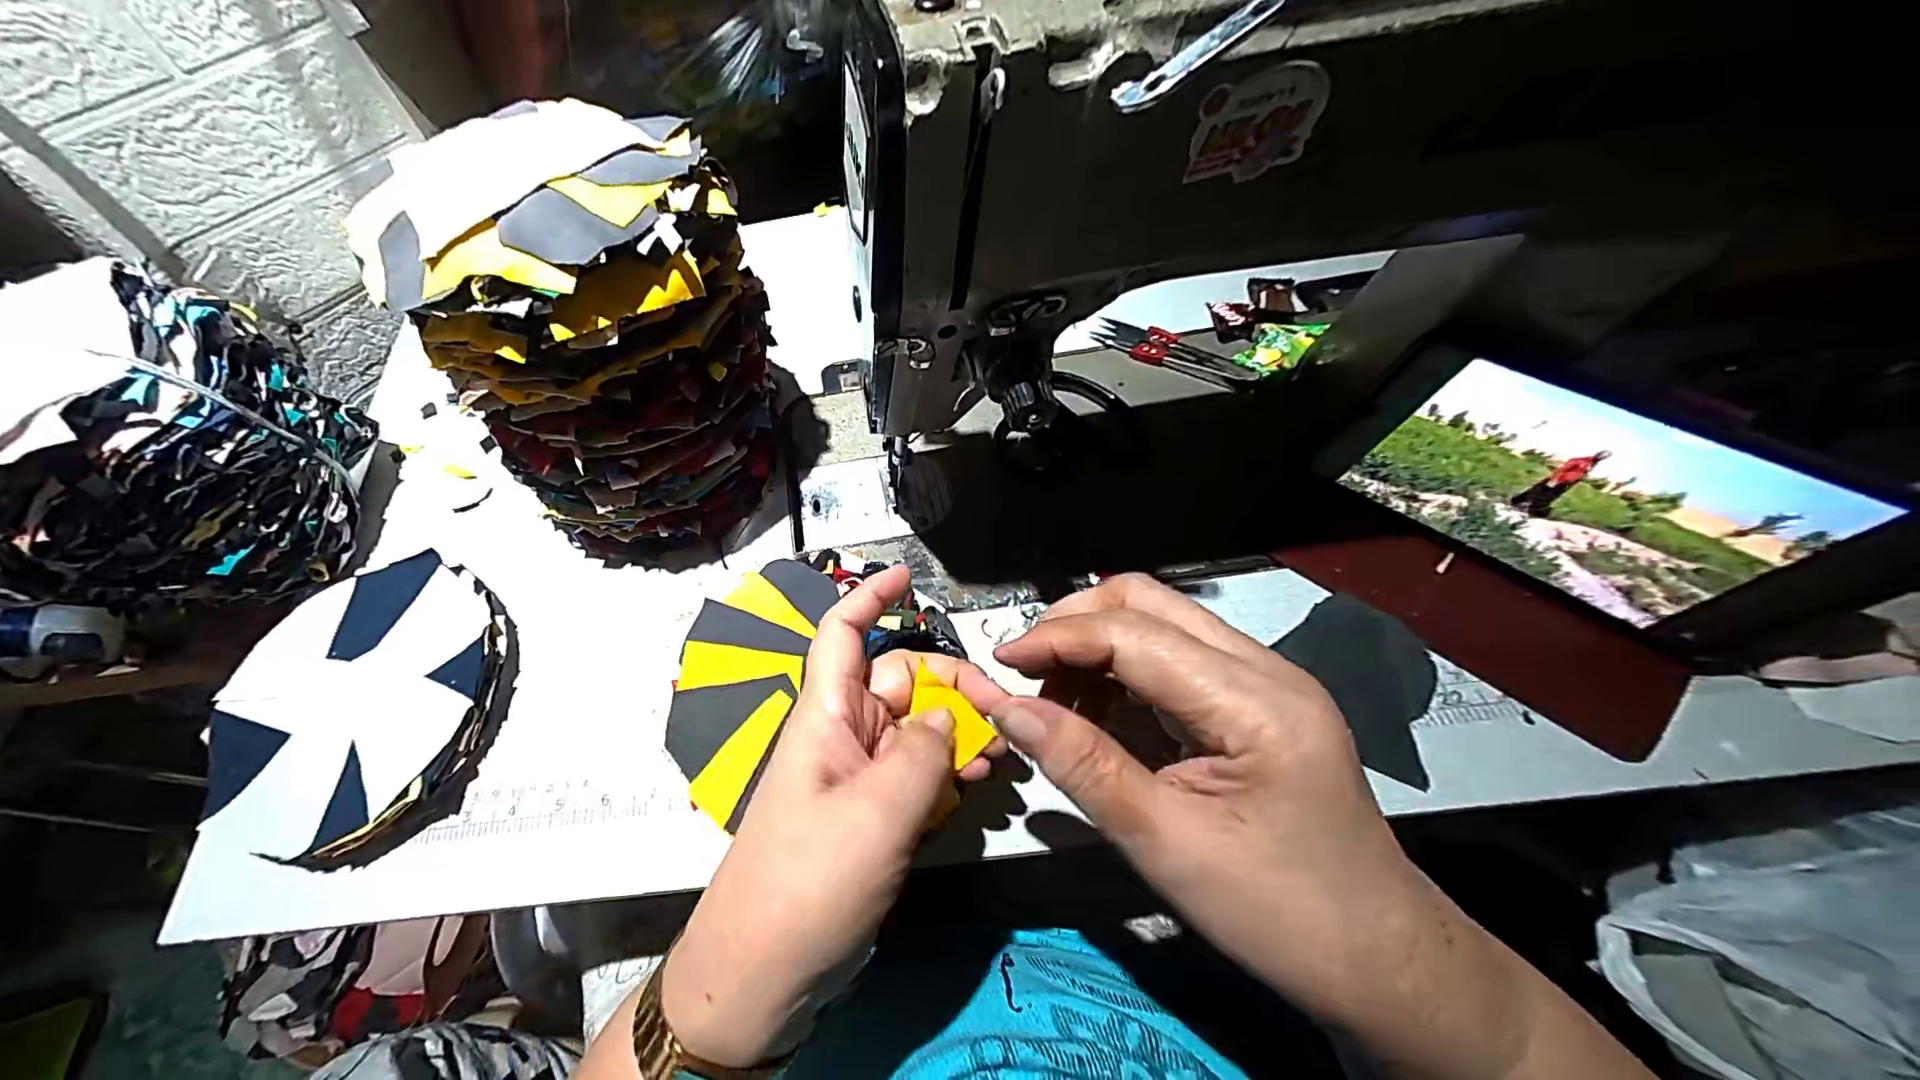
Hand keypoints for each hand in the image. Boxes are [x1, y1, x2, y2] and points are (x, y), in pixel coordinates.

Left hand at [661, 566, 1008, 1066]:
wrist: (765, 977)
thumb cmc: (809, 881)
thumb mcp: (877, 810)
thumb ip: (924, 751)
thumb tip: (947, 715)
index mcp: (828, 714)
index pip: (844, 634)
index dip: (869, 597)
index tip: (906, 575)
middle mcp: (846, 734)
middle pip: (905, 681)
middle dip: (954, 687)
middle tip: (1004, 716)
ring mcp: (862, 776)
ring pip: (919, 729)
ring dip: (960, 731)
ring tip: (1000, 754)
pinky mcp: (876, 814)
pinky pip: (920, 773)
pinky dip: (951, 771)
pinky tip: (980, 783)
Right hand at [989, 574, 1650, 1079]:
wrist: (1379, 959)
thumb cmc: (1279, 912)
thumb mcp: (1165, 843)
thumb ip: (1082, 765)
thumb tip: (1008, 709)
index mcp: (1254, 700)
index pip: (1133, 632)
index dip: (1057, 638)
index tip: (1001, 663)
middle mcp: (1264, 669)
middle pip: (1148, 601)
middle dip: (1076, 624)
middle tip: (1028, 672)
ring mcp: (1265, 680)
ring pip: (1161, 623)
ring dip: (1097, 646)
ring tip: (1057, 700)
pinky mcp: (1256, 701)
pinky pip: (1176, 659)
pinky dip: (1123, 671)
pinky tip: (1098, 711)